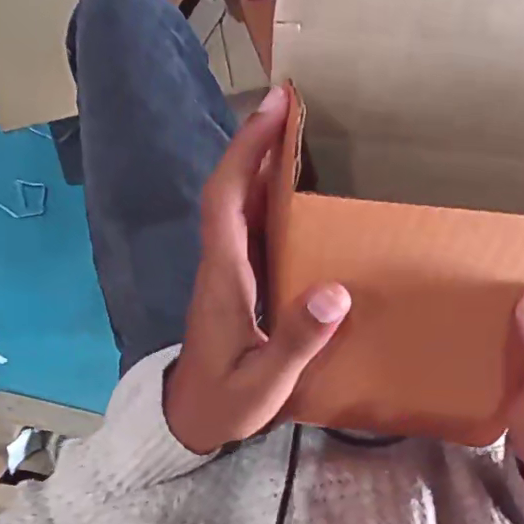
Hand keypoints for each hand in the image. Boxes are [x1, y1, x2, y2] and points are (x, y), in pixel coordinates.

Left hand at [164, 85, 351, 454]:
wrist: (187, 420)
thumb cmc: (222, 403)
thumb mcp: (263, 382)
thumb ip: (295, 341)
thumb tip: (335, 290)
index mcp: (223, 279)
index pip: (225, 199)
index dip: (245, 150)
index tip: (274, 108)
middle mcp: (220, 264)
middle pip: (230, 189)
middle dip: (256, 142)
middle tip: (296, 104)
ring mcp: (226, 273)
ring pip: (239, 205)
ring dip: (263, 166)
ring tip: (304, 137)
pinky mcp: (236, 284)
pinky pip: (251, 228)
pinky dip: (270, 200)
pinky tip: (301, 197)